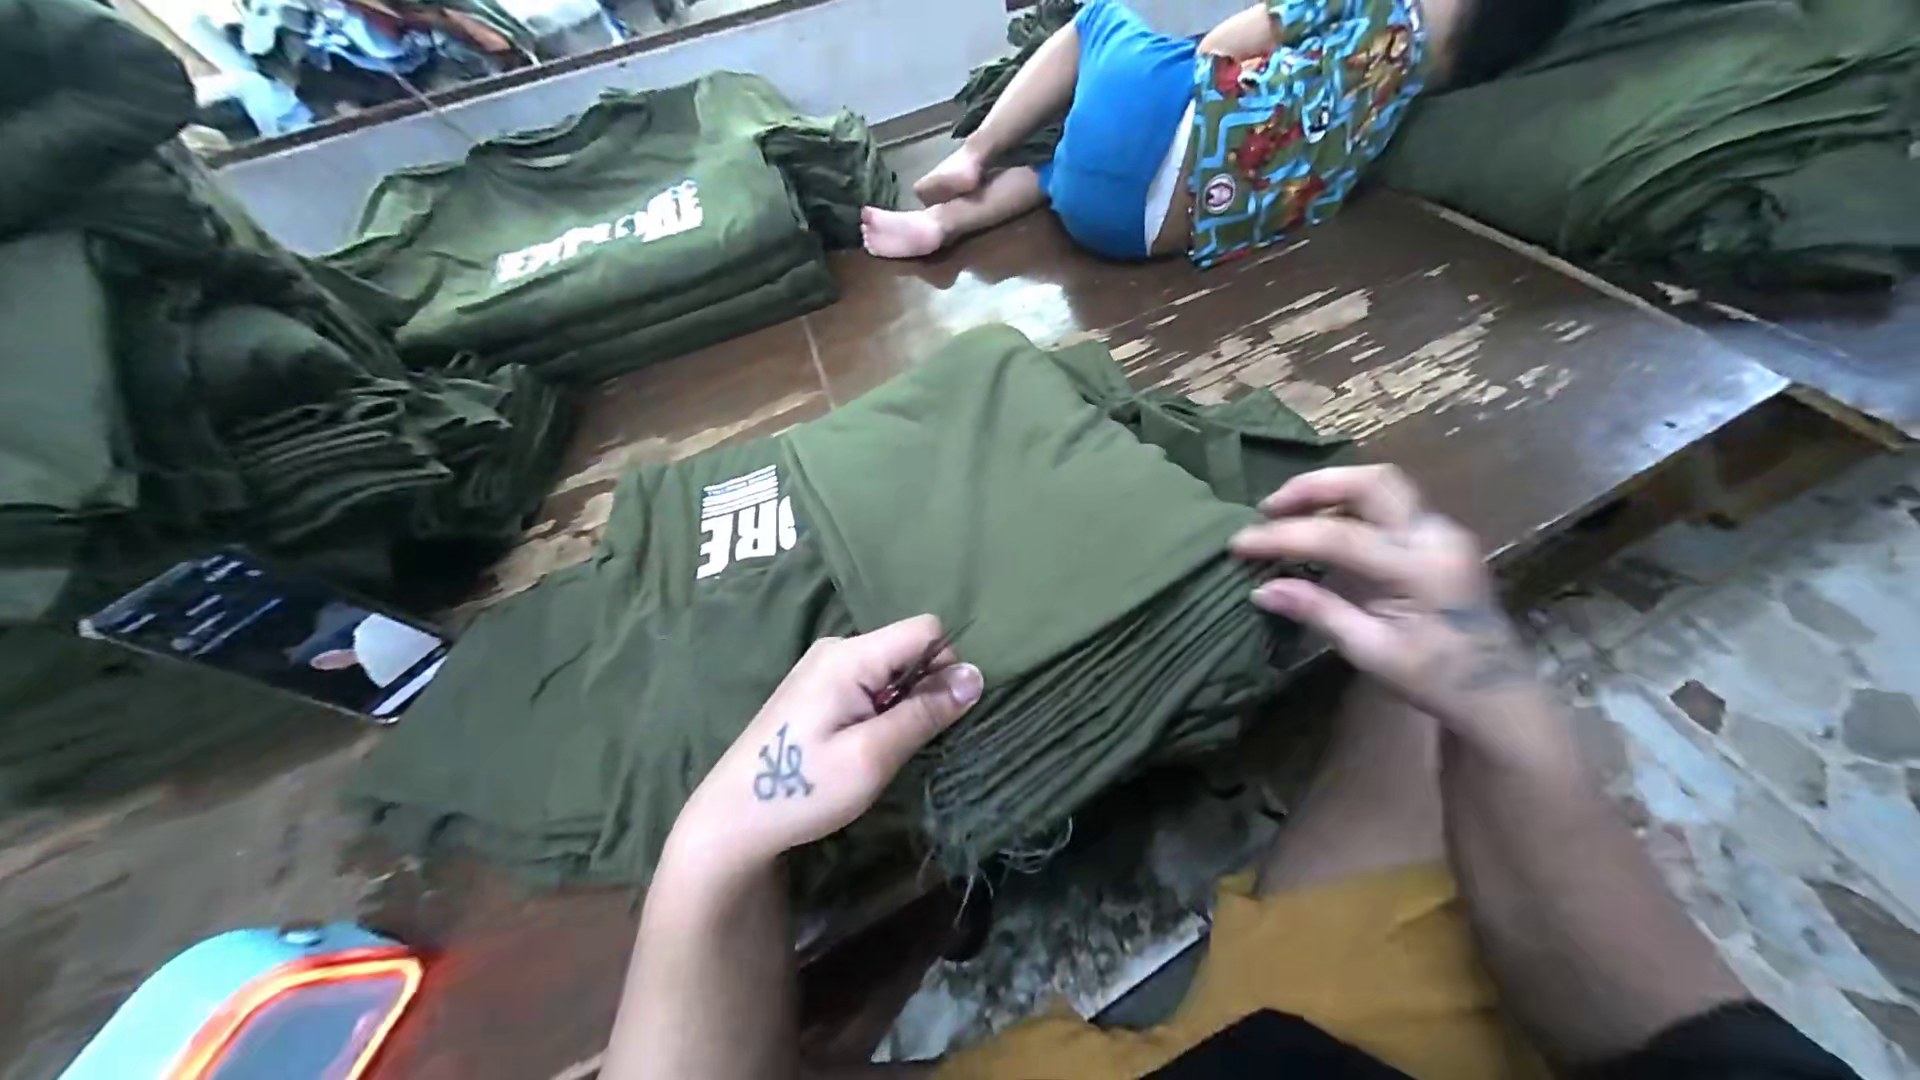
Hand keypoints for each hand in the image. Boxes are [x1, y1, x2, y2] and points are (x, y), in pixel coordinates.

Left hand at [667, 614, 982, 875]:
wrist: (731, 819)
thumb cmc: (803, 789)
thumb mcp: (873, 755)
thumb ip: (926, 712)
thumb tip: (977, 675)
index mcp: (850, 655)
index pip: (924, 629)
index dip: (945, 665)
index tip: (939, 714)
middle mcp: (836, 648)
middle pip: (906, 648)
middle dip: (922, 688)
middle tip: (903, 741)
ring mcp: (823, 667)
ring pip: (889, 667)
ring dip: (901, 702)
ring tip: (878, 747)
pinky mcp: (816, 687)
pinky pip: (868, 681)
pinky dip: (880, 707)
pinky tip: (858, 744)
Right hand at [1231, 466, 1542, 735]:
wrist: (1498, 694)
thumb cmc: (1435, 679)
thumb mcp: (1370, 652)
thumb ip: (1318, 612)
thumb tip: (1261, 589)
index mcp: (1422, 570)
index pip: (1339, 537)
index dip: (1282, 537)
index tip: (1239, 544)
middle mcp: (1436, 537)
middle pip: (1372, 482)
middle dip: (1312, 487)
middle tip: (1268, 508)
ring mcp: (1439, 532)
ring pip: (1379, 484)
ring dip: (1327, 490)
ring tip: (1284, 511)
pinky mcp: (1433, 537)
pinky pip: (1384, 503)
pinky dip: (1343, 504)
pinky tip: (1316, 524)